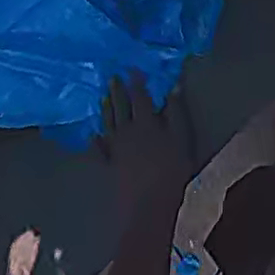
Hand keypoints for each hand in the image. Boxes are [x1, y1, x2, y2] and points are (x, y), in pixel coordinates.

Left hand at [97, 73, 193, 214]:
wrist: (148, 205)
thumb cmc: (172, 168)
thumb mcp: (182, 136)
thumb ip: (176, 111)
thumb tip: (173, 86)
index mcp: (145, 121)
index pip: (139, 96)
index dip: (136, 82)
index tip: (132, 69)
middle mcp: (126, 130)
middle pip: (120, 106)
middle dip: (117, 91)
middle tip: (112, 77)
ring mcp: (114, 148)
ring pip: (108, 123)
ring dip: (105, 109)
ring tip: (103, 97)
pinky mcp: (108, 165)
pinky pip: (98, 150)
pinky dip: (95, 141)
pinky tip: (92, 136)